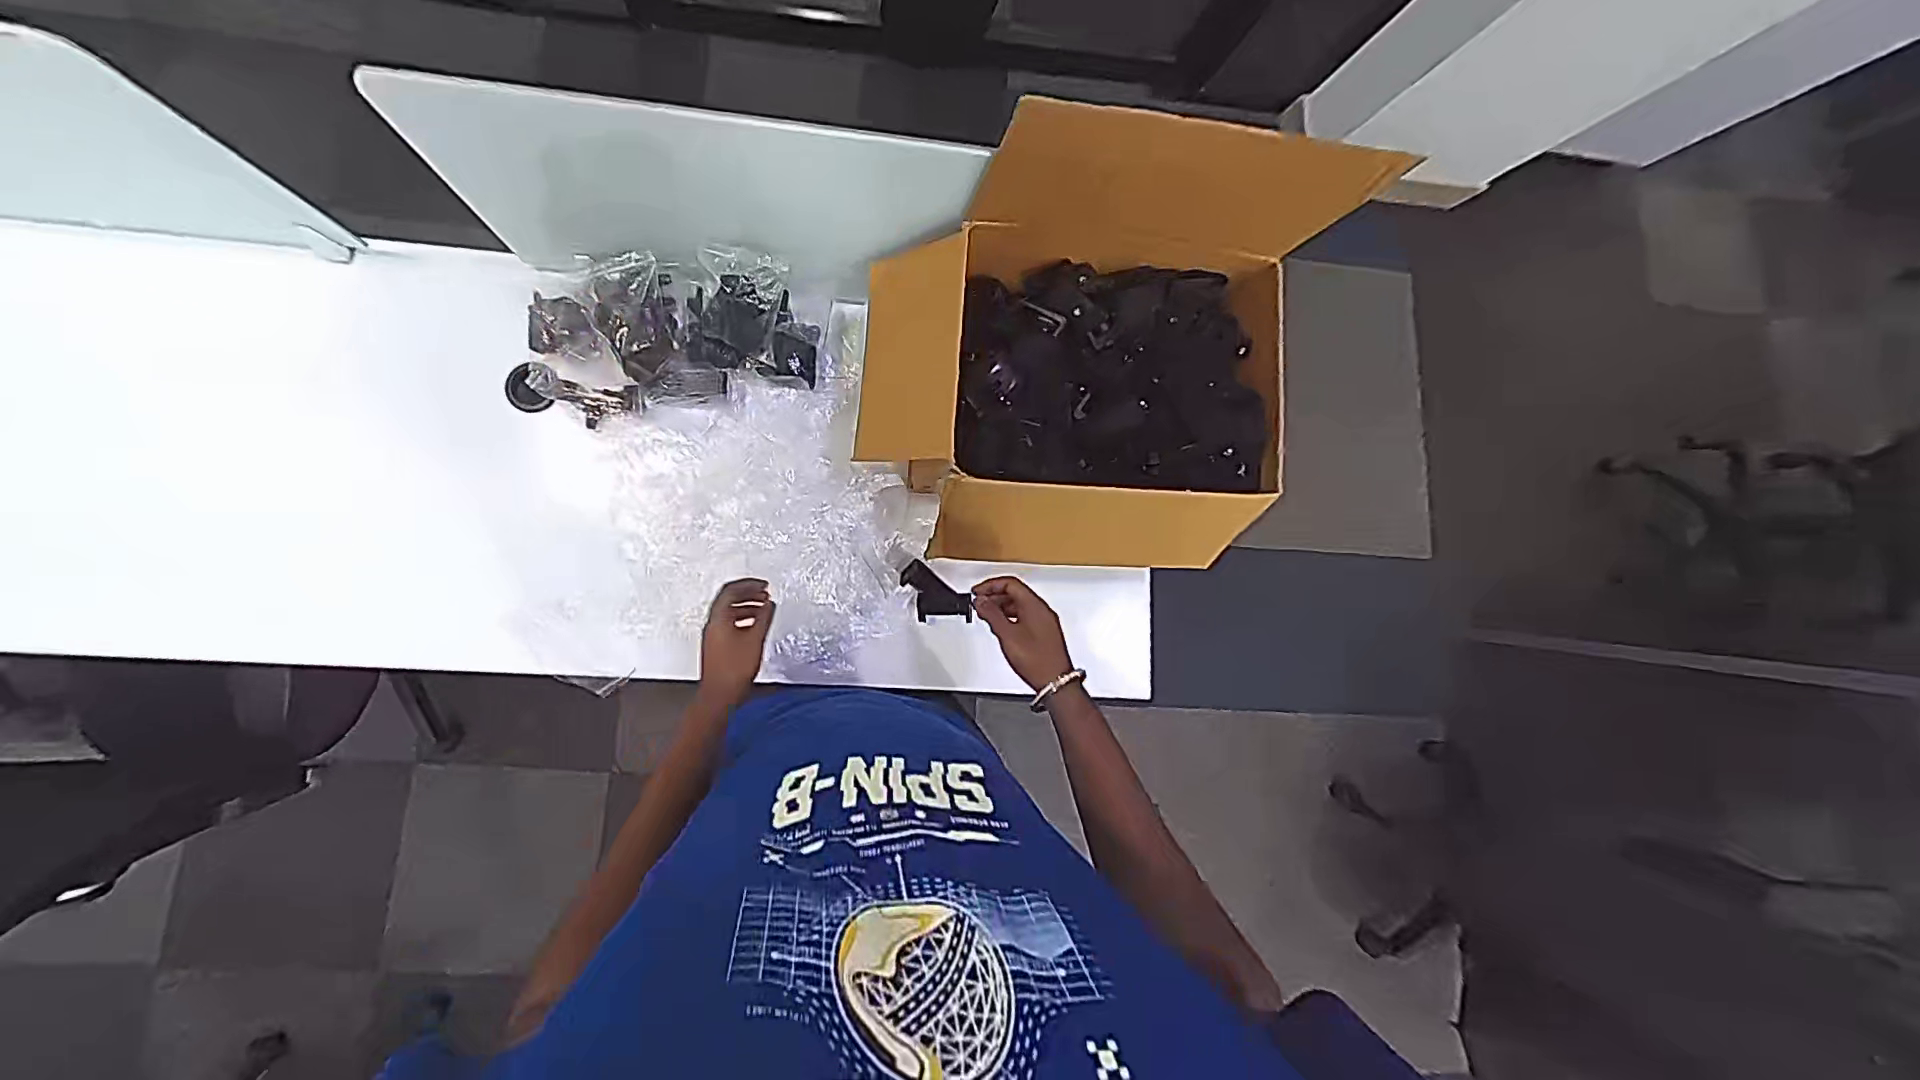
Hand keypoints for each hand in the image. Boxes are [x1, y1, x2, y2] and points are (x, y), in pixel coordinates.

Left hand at [698, 578, 773, 706]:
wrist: (719, 695)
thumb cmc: (733, 670)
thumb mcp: (755, 639)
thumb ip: (764, 617)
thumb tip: (769, 604)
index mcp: (719, 618)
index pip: (731, 590)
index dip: (749, 584)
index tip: (763, 585)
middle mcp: (712, 624)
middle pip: (728, 599)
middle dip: (748, 593)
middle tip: (764, 592)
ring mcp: (713, 635)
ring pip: (729, 611)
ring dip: (746, 606)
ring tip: (763, 607)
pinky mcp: (716, 645)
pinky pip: (729, 623)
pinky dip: (743, 618)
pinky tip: (754, 625)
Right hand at [972, 576, 1074, 692]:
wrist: (1055, 682)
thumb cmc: (1037, 661)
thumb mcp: (1007, 634)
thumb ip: (992, 614)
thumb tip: (981, 601)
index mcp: (1034, 605)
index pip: (1010, 583)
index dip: (991, 585)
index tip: (977, 592)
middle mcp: (1042, 610)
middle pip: (1015, 593)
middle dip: (994, 596)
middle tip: (979, 603)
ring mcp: (1045, 621)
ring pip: (1020, 605)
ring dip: (1001, 607)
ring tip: (987, 616)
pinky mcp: (1045, 632)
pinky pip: (1025, 616)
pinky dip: (1010, 617)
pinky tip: (1002, 627)